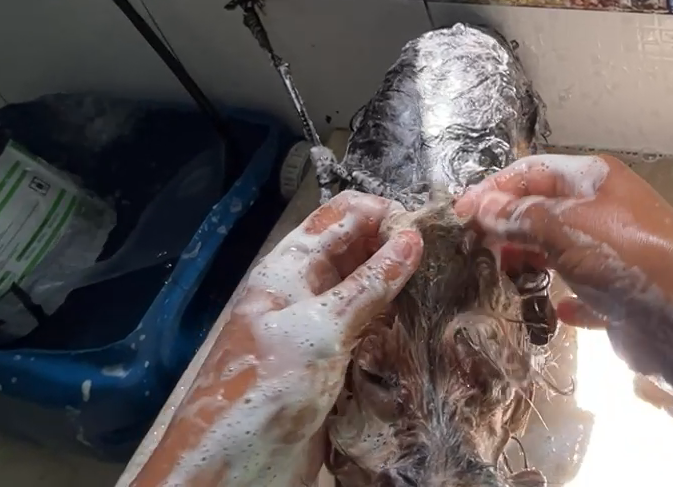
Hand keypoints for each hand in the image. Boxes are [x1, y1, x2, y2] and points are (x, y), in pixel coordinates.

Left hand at [127, 192, 421, 486]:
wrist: (230, 483)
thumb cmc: (265, 392)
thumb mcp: (320, 330)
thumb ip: (370, 283)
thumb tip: (414, 236)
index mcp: (292, 265)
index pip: (346, 213)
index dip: (384, 215)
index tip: (425, 235)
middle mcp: (307, 286)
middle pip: (360, 245)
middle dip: (398, 247)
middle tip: (442, 261)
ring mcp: (320, 324)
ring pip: (370, 285)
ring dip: (401, 284)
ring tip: (441, 288)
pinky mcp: (334, 359)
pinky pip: (371, 324)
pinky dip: (395, 318)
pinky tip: (423, 322)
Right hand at [455, 155, 672, 378]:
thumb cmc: (625, 256)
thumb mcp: (565, 227)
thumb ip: (521, 216)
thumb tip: (482, 205)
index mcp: (595, 179)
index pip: (534, 171)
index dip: (496, 188)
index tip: (461, 213)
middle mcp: (606, 209)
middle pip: (546, 208)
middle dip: (510, 223)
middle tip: (474, 246)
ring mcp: (616, 252)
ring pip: (563, 249)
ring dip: (532, 258)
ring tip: (502, 273)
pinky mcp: (622, 295)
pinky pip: (585, 290)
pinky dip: (566, 297)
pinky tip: (554, 309)